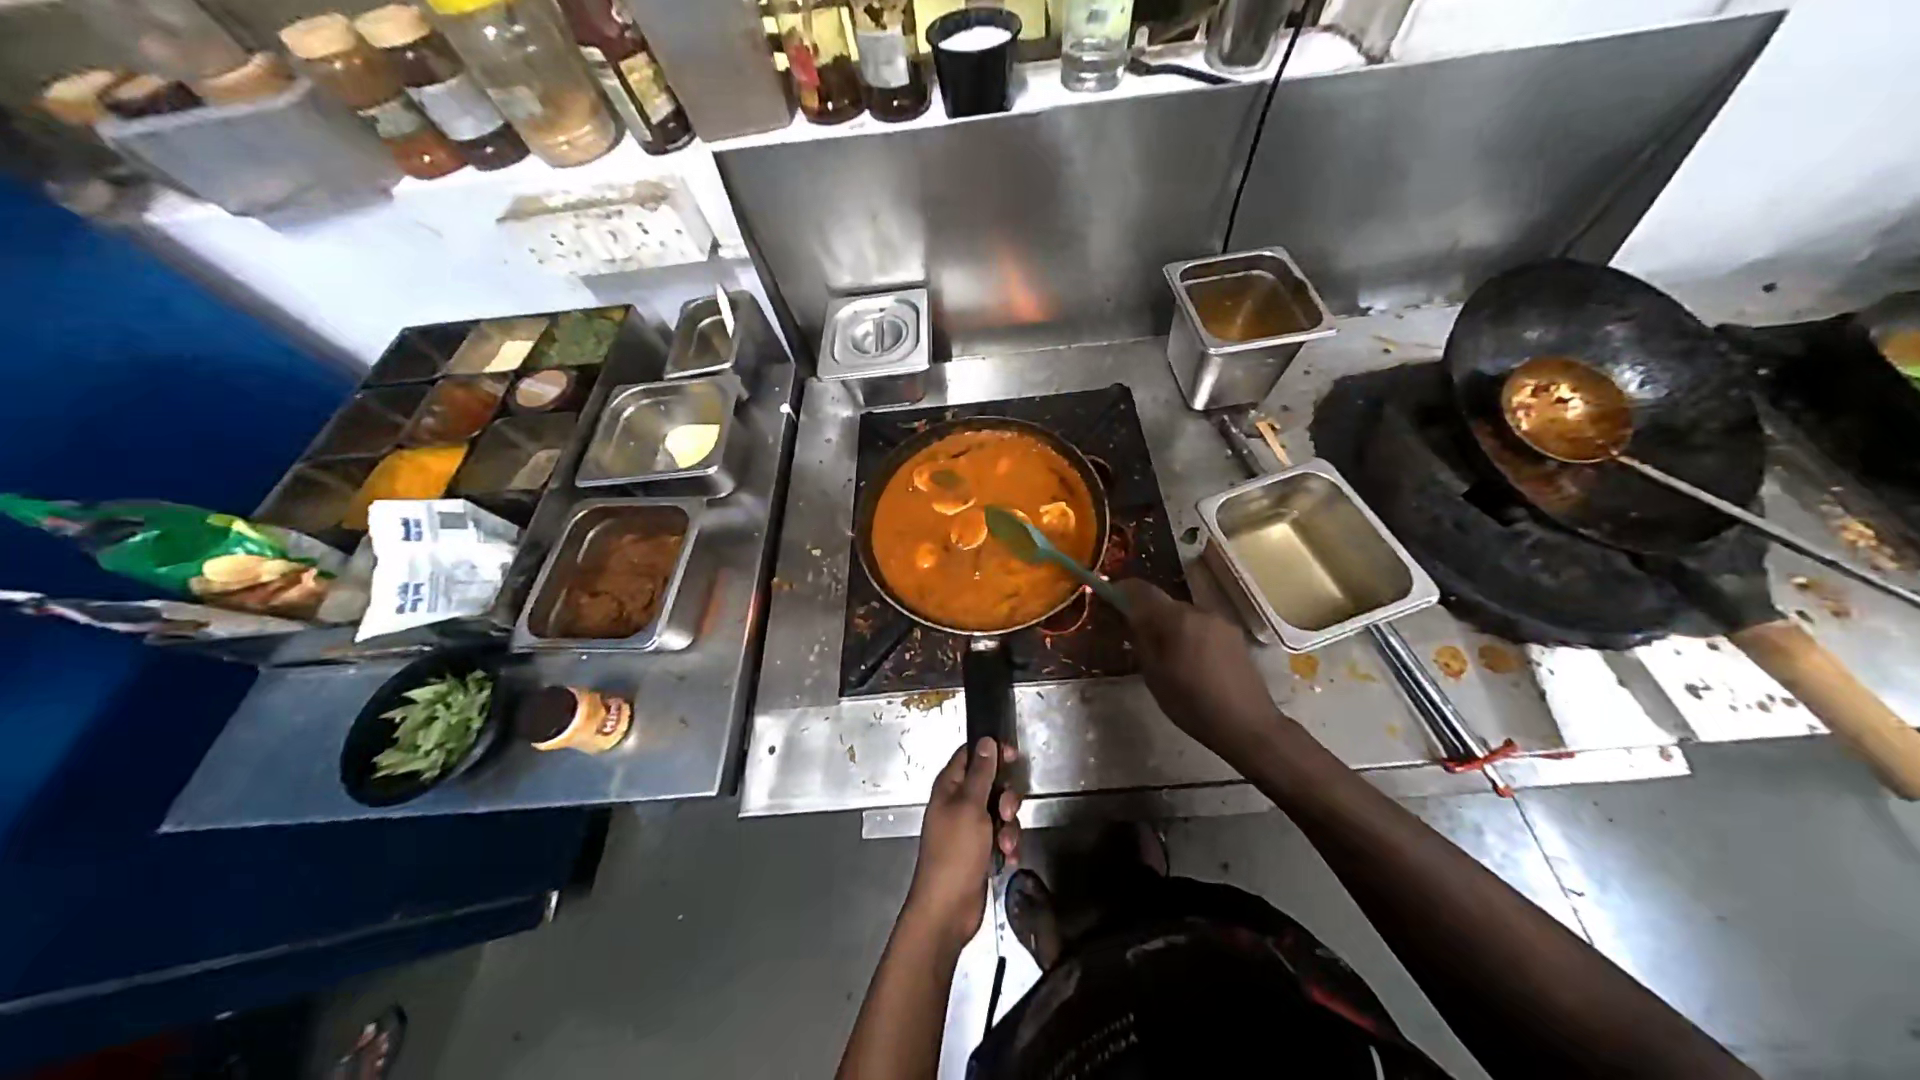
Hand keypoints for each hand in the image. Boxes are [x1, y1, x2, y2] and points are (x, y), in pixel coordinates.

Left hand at [903, 738, 1021, 948]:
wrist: (948, 908)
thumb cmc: (955, 852)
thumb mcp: (970, 807)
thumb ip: (981, 773)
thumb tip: (986, 741)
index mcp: (949, 786)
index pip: (971, 755)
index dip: (992, 751)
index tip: (1014, 755)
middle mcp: (959, 803)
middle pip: (992, 784)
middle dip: (1006, 797)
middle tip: (1007, 811)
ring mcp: (970, 827)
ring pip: (1002, 812)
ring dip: (1010, 827)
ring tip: (1005, 845)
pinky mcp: (981, 849)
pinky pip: (1003, 836)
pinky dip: (1008, 846)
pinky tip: (1007, 859)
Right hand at [1115, 579, 1289, 754]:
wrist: (1246, 724)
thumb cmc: (1191, 703)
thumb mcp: (1154, 674)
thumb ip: (1140, 639)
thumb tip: (1129, 616)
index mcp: (1176, 619)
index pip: (1141, 590)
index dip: (1121, 591)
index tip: (1108, 600)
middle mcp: (1199, 611)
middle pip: (1164, 603)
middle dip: (1147, 615)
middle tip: (1135, 638)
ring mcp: (1220, 622)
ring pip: (1184, 616)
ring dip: (1170, 627)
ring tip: (1165, 656)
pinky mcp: (1234, 635)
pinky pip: (1201, 626)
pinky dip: (1189, 635)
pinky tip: (1190, 662)